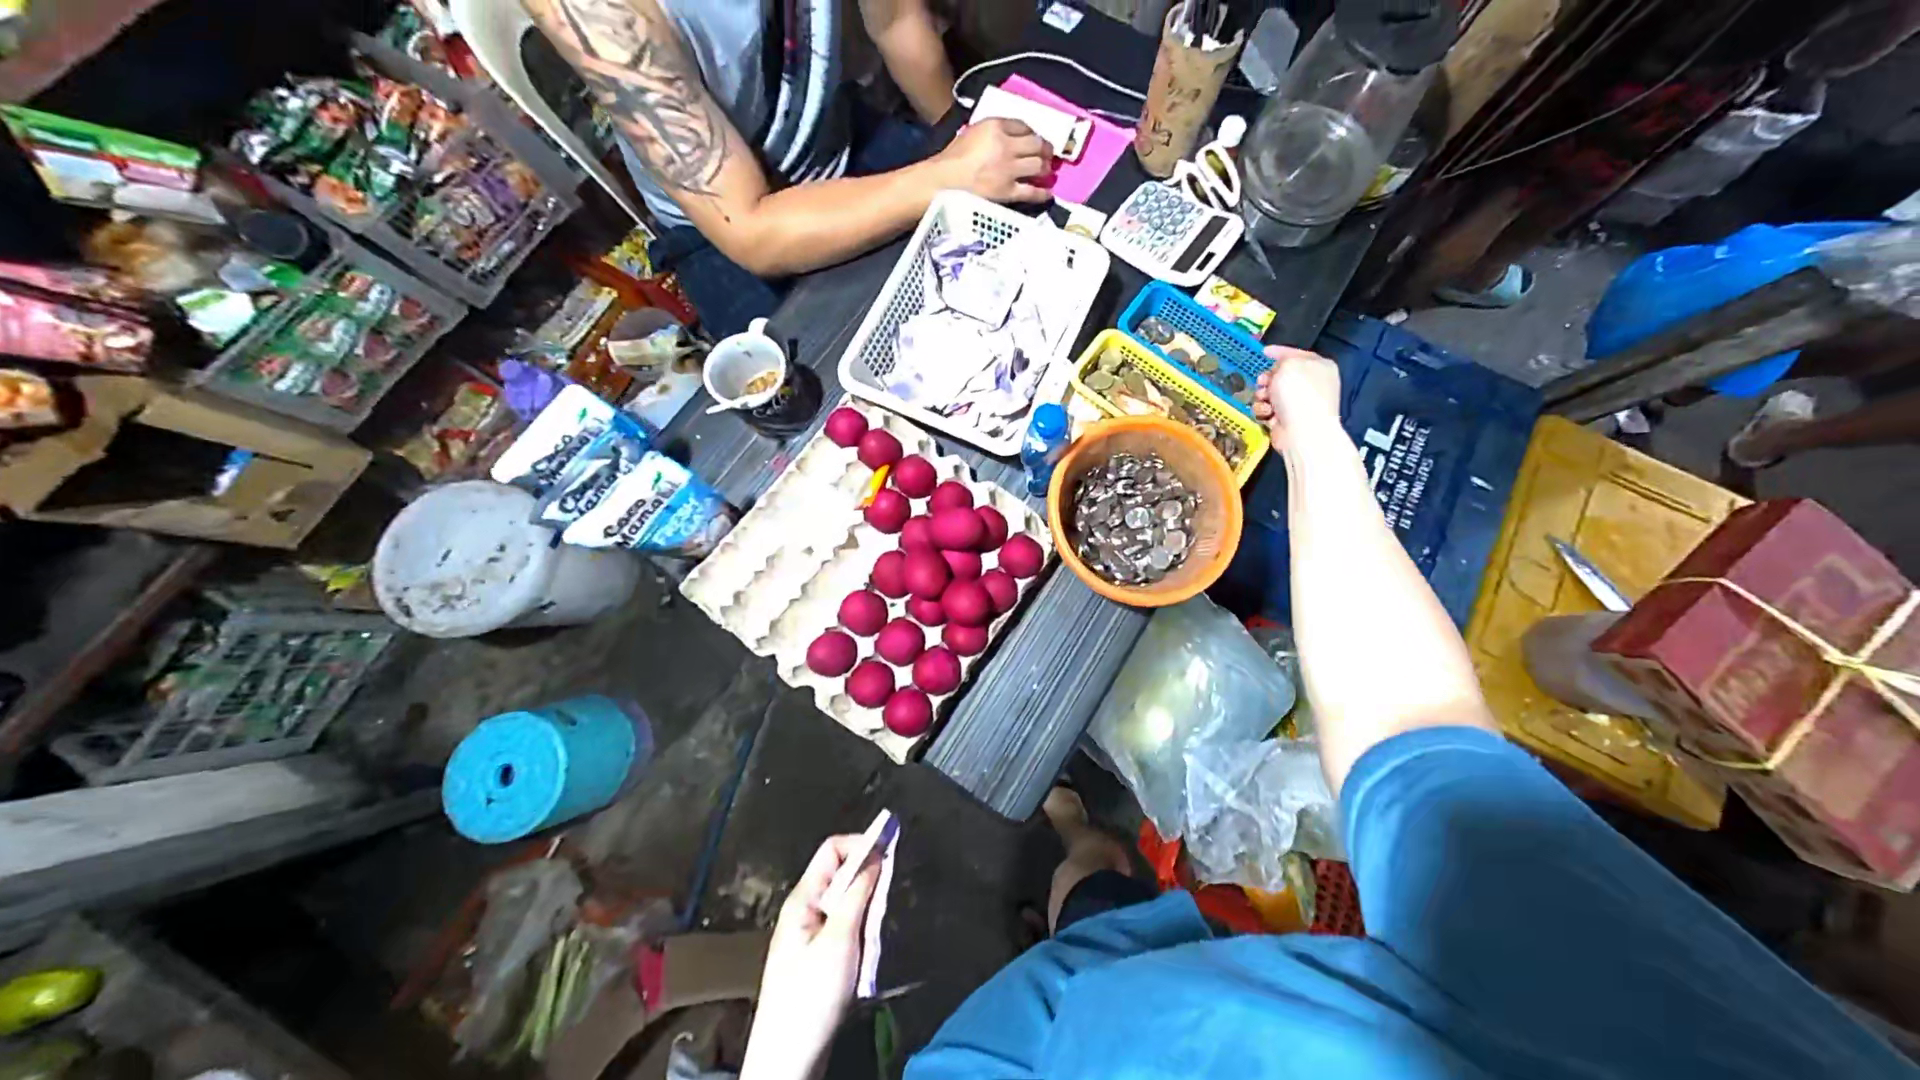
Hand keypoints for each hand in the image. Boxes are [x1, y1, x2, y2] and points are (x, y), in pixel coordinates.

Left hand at [739, 835, 881, 1079]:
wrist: (788, 1059)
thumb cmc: (811, 996)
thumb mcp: (840, 941)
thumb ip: (858, 895)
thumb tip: (875, 855)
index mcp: (803, 899)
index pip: (832, 850)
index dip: (861, 845)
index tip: (889, 853)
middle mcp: (805, 909)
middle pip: (841, 875)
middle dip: (868, 880)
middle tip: (886, 901)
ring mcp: (811, 934)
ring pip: (846, 902)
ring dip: (867, 909)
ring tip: (876, 934)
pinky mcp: (818, 957)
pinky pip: (845, 927)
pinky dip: (861, 931)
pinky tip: (868, 952)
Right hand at [932, 118, 1052, 203]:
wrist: (942, 182)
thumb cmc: (952, 158)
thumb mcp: (972, 132)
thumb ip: (991, 133)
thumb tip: (1007, 138)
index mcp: (995, 126)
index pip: (1023, 125)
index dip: (1032, 132)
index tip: (1034, 138)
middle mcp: (1006, 146)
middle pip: (1036, 143)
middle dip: (1045, 148)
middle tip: (1048, 154)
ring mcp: (1009, 170)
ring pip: (1038, 165)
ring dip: (1045, 168)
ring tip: (1046, 171)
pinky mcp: (1008, 191)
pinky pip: (1031, 192)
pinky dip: (1042, 193)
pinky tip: (1047, 193)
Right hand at [1252, 346, 1341, 454]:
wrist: (1303, 431)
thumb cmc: (1299, 393)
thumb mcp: (1289, 366)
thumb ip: (1281, 361)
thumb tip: (1277, 372)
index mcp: (1319, 366)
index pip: (1296, 354)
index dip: (1279, 352)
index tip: (1263, 352)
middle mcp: (1312, 383)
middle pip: (1282, 375)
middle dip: (1268, 378)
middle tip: (1262, 382)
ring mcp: (1300, 403)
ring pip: (1272, 394)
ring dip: (1263, 396)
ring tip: (1264, 399)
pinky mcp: (1288, 420)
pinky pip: (1269, 410)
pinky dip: (1265, 411)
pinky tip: (1268, 414)